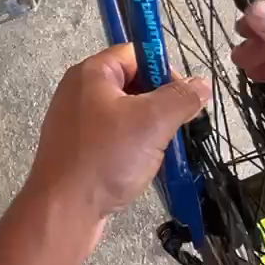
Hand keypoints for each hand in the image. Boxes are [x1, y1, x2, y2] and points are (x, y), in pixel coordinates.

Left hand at [25, 44, 211, 221]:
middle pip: (131, 82)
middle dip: (158, 103)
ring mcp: (76, 121)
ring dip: (148, 128)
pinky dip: (131, 146)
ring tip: (160, 149)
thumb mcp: (152, 122)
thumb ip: (180, 98)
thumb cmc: (104, 158)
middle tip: (175, 125)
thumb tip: (201, 85)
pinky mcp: (77, 148)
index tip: (182, 96)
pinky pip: (112, 136)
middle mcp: (80, 91)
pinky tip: (141, 166)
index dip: (163, 69)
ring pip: (124, 113)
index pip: (135, 53)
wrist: (63, 210)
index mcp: (92, 73)